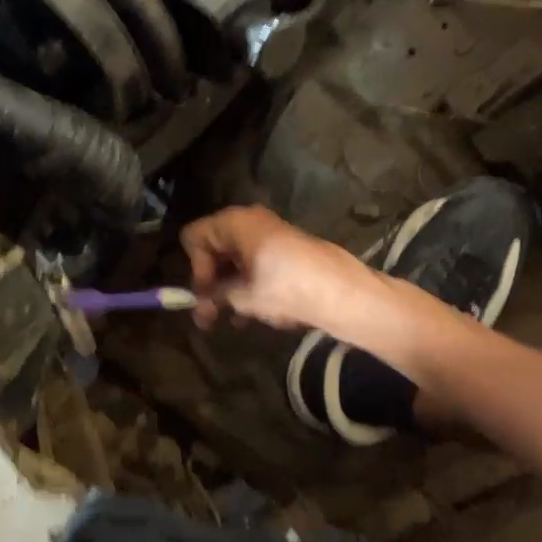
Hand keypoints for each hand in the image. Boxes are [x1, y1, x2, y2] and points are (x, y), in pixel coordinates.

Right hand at [180, 206, 460, 370]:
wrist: (347, 295)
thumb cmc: (288, 288)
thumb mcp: (244, 295)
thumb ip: (215, 297)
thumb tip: (201, 305)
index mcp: (235, 222)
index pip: (194, 237)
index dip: (196, 268)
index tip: (207, 297)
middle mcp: (250, 221)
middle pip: (214, 248)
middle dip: (210, 282)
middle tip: (210, 317)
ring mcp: (271, 235)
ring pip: (236, 260)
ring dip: (230, 289)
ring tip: (236, 320)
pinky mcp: (287, 251)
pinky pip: (257, 264)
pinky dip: (251, 286)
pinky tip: (259, 314)